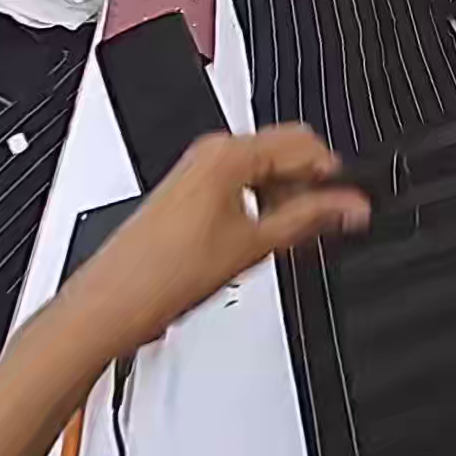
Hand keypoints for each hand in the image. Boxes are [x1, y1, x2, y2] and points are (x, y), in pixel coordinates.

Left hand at [76, 123, 370, 352]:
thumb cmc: (160, 279)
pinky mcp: (191, 187)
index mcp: (230, 153)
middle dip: (310, 183)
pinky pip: (243, 178)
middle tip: (325, 221)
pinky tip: (263, 233)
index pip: (304, 143)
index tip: (350, 202)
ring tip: (291, 234)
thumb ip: (312, 218)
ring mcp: (199, 167)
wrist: (102, 312)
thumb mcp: (254, 246)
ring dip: (286, 193)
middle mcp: (213, 151)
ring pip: (266, 165)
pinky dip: (262, 199)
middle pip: (286, 150)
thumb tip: (352, 207)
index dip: (333, 174)